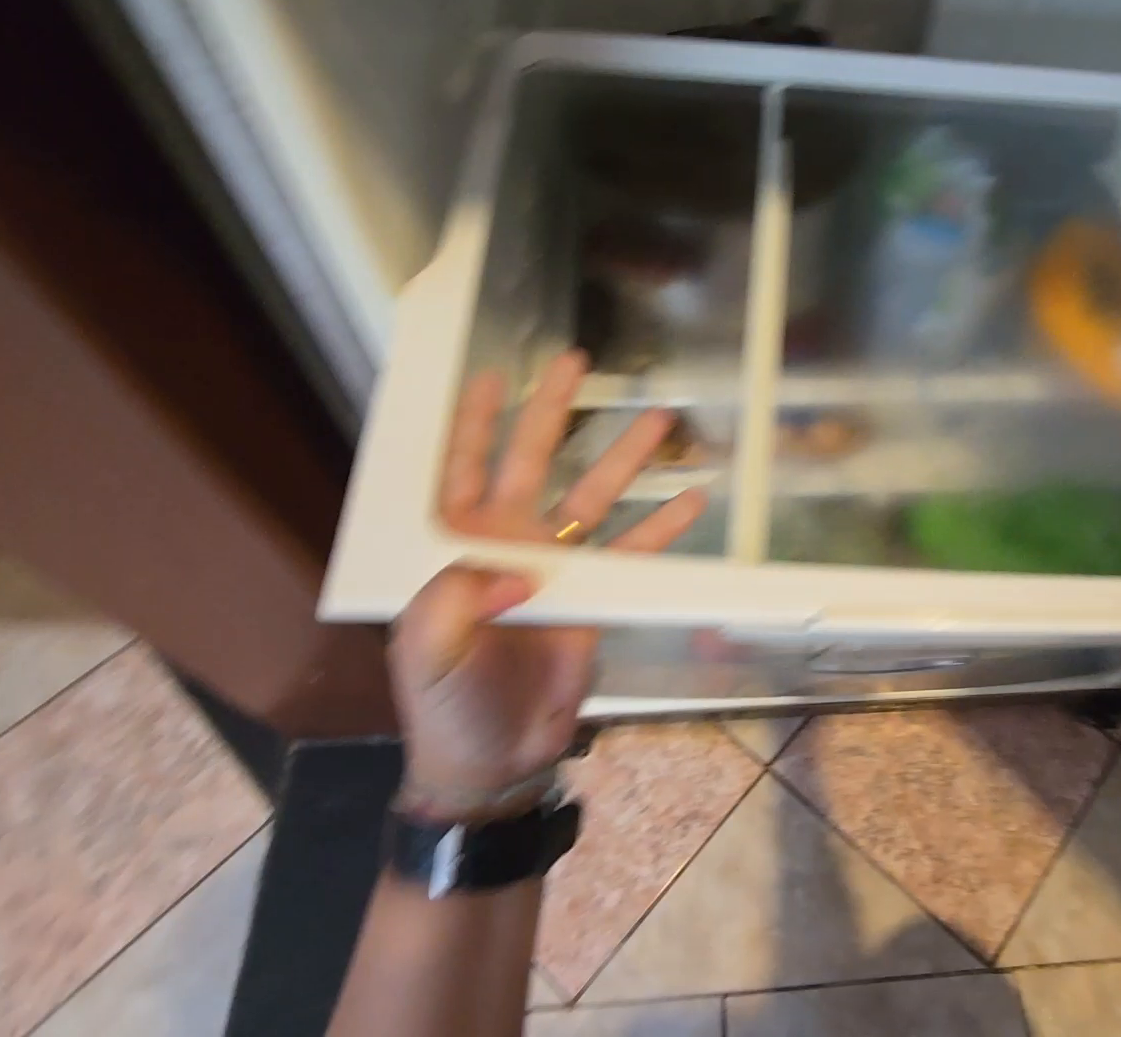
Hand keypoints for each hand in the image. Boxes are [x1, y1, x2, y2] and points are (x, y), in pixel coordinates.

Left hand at [386, 351, 705, 818]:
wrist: (496, 757)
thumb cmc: (446, 702)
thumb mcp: (429, 652)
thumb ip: (454, 603)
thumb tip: (516, 570)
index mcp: (458, 546)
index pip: (461, 469)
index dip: (473, 423)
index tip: (490, 377)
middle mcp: (508, 540)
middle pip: (533, 461)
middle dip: (553, 413)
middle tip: (576, 363)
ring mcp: (556, 564)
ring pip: (593, 497)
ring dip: (624, 460)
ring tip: (660, 420)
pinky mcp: (595, 595)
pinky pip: (632, 552)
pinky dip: (660, 528)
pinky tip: (691, 500)